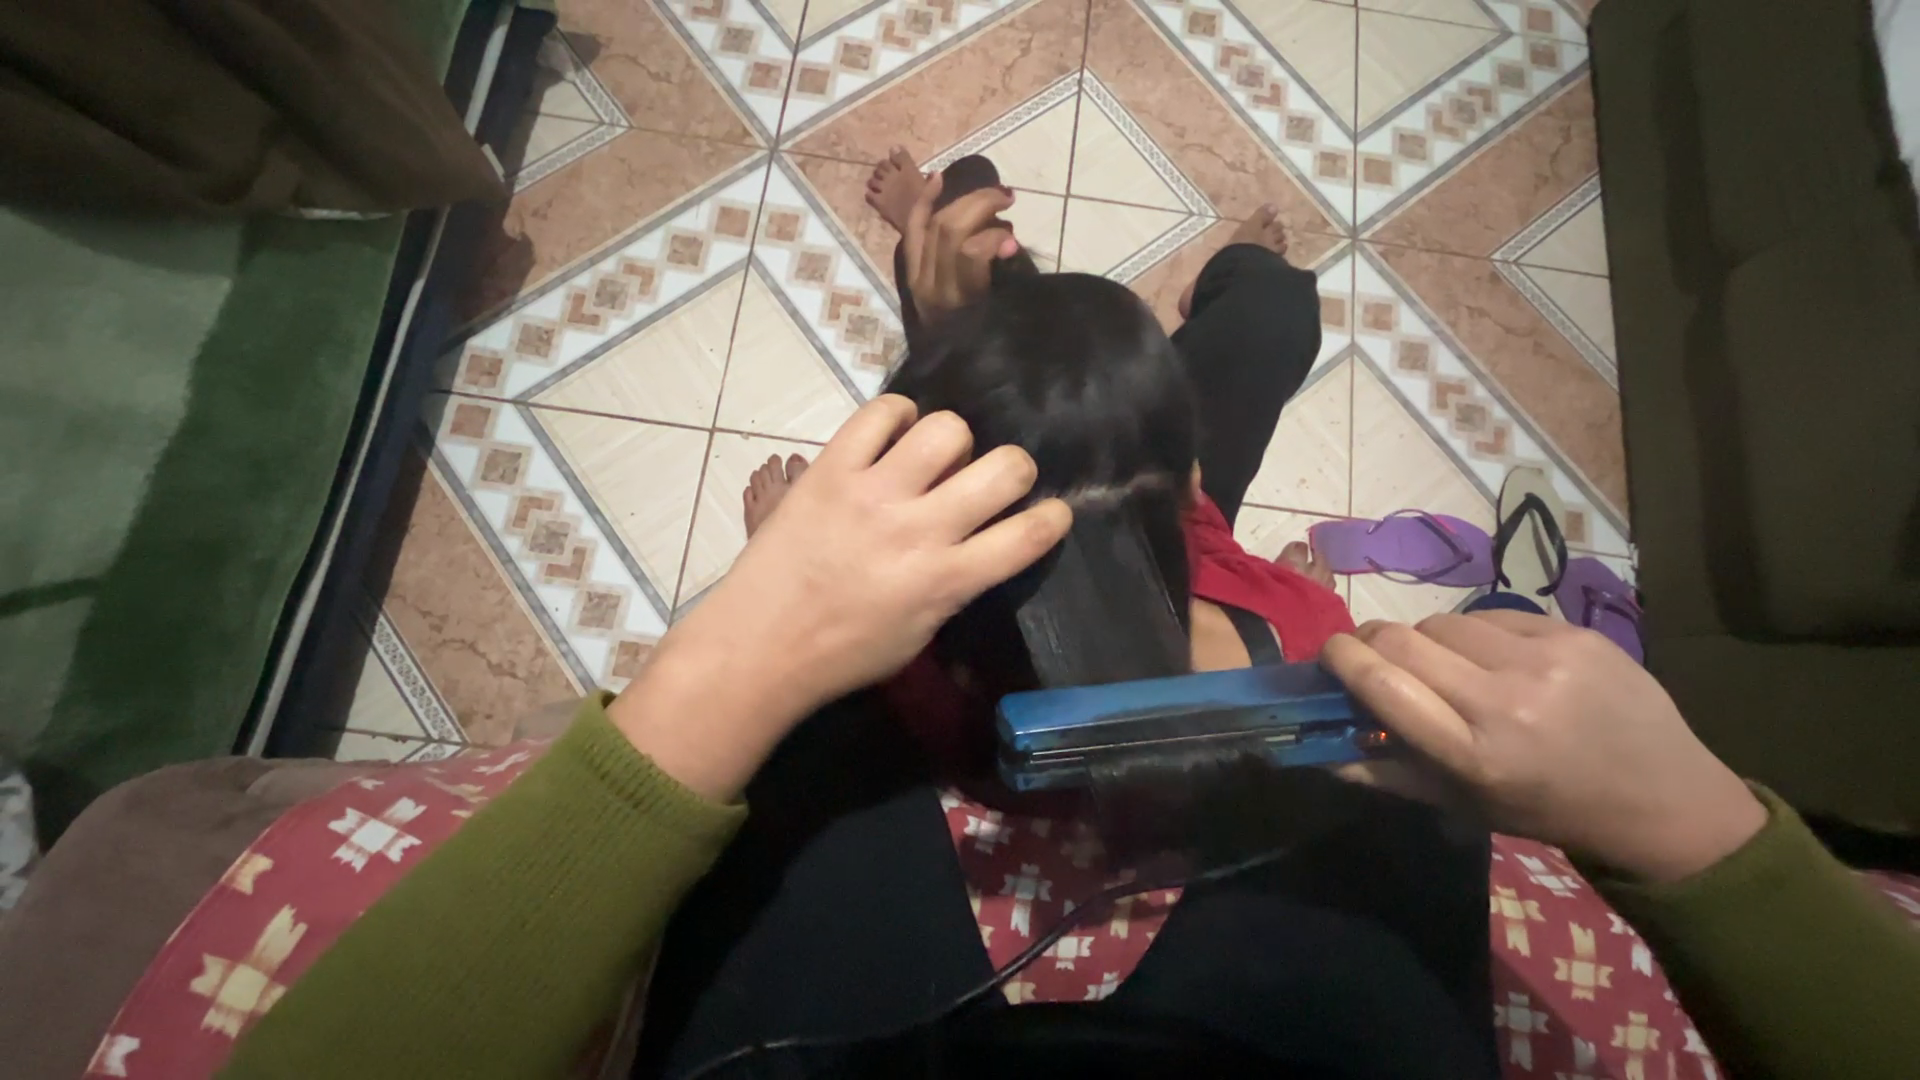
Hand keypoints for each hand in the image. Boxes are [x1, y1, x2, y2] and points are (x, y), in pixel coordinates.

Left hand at [609, 397, 1071, 798]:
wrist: (759, 644)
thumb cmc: (844, 653)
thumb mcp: (920, 634)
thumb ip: (957, 585)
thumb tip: (979, 544)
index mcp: (947, 580)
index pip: (1029, 535)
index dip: (1054, 517)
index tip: (1051, 512)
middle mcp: (920, 529)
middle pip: (1003, 468)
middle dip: (1015, 469)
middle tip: (995, 479)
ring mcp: (874, 493)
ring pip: (947, 429)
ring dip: (955, 440)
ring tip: (935, 457)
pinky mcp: (832, 468)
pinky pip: (880, 413)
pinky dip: (897, 416)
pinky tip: (893, 436)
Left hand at [902, 172, 1020, 324]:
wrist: (946, 360)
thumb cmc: (982, 336)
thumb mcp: (998, 313)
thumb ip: (1002, 277)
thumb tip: (1007, 241)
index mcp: (959, 300)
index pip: (970, 252)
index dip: (993, 236)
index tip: (1013, 238)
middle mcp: (934, 286)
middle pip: (950, 229)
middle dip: (980, 203)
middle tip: (1006, 198)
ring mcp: (917, 277)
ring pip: (935, 223)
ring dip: (963, 200)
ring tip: (988, 194)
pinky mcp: (909, 271)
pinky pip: (913, 229)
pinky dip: (924, 202)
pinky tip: (939, 179)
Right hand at [1322, 611, 1766, 882]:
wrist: (1668, 803)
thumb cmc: (1545, 808)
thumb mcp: (1459, 804)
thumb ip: (1383, 773)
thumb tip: (1316, 747)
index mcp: (1472, 753)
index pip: (1380, 682)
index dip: (1340, 657)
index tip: (1330, 657)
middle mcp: (1505, 701)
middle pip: (1399, 638)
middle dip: (1371, 641)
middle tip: (1373, 655)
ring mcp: (1546, 661)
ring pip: (1441, 622)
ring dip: (1425, 639)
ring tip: (1446, 664)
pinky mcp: (1575, 634)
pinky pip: (1490, 615)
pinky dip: (1475, 634)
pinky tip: (1497, 659)